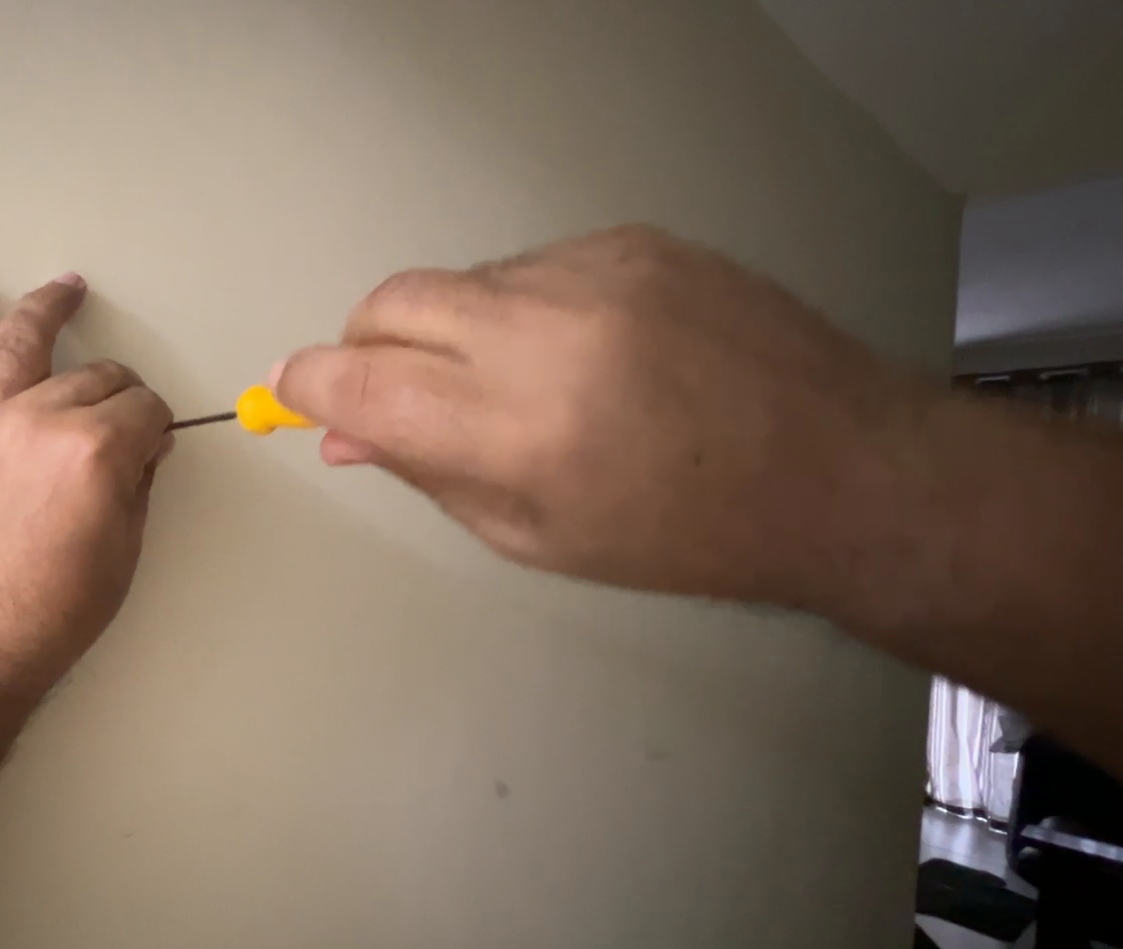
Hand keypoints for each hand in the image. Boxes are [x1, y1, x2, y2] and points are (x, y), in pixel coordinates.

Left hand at [0, 263, 172, 698]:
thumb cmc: (53, 612)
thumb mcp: (122, 553)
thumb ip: (138, 485)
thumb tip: (145, 446)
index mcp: (98, 450)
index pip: (145, 410)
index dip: (156, 427)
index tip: (153, 442)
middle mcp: (43, 416)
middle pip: (98, 377)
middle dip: (120, 392)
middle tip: (121, 415)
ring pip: (24, 340)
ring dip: (51, 307)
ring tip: (67, 288)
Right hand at [271, 225, 934, 608]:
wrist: (839, 468)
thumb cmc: (673, 534)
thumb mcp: (528, 532)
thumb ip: (423, 472)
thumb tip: (340, 434)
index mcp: (517, 430)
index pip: (362, 382)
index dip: (304, 384)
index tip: (283, 392)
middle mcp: (545, 334)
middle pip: (389, 303)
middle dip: (362, 346)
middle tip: (391, 392)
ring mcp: (592, 272)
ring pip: (453, 283)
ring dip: (441, 331)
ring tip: (504, 382)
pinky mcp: (631, 239)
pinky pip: (520, 268)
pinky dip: (507, 311)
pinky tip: (567, 351)